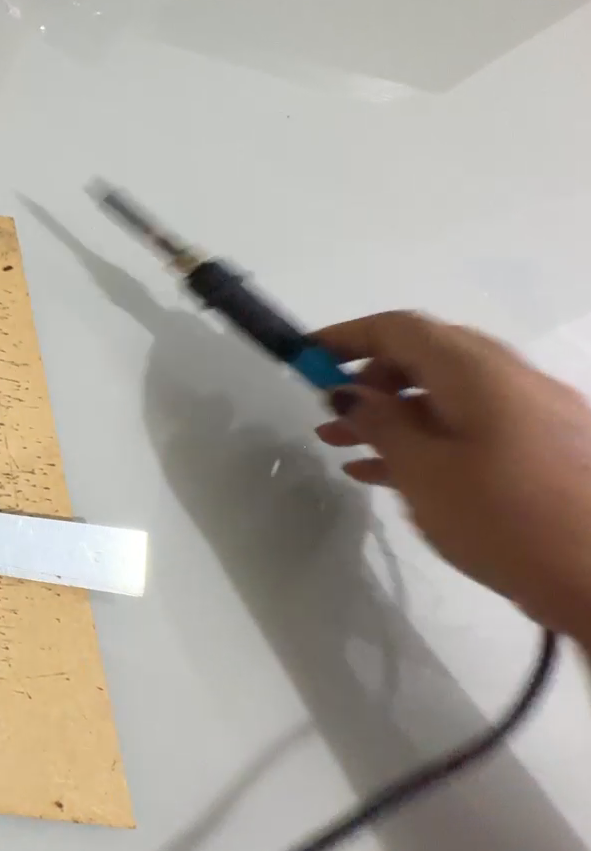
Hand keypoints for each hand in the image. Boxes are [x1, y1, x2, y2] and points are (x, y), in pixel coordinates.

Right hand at [314, 311, 590, 631]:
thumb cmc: (505, 520)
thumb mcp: (421, 469)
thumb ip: (378, 422)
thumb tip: (346, 392)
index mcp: (482, 378)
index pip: (401, 330)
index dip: (344, 337)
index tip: (301, 361)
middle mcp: (517, 384)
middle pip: (427, 356)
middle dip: (369, 376)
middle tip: (330, 410)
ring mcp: (540, 418)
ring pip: (447, 393)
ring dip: (391, 409)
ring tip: (341, 443)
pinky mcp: (549, 452)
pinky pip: (473, 424)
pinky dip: (424, 434)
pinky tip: (384, 470)